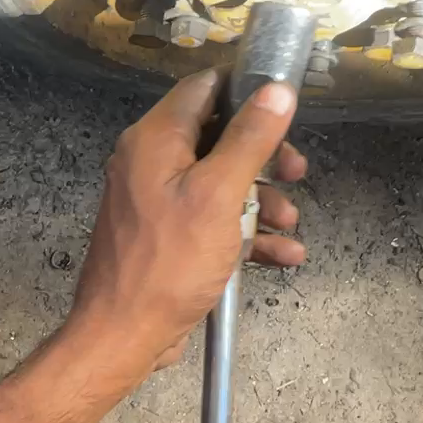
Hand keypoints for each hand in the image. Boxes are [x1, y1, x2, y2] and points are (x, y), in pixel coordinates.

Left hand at [68, 68, 307, 373]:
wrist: (125, 334)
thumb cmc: (170, 260)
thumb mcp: (218, 194)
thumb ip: (249, 139)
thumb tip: (277, 89)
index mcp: (155, 139)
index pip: (203, 88)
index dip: (246, 90)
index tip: (285, 106)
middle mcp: (151, 163)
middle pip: (218, 138)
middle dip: (263, 156)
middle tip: (297, 172)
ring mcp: (159, 203)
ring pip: (221, 184)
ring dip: (262, 202)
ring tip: (290, 223)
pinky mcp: (169, 239)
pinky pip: (214, 223)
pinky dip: (247, 236)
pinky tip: (284, 256)